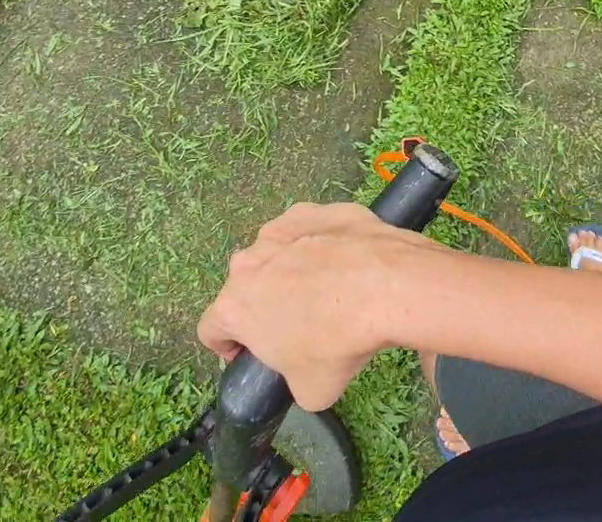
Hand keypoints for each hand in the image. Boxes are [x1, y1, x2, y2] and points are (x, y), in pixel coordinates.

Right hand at [197, 202, 449, 410]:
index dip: (228, 347)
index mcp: (234, 306)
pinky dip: (322, 241)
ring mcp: (284, 228)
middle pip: (246, 286)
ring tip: (329, 287)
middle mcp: (250, 260)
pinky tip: (347, 259)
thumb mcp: (312, 391)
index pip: (212, 330)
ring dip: (290, 268)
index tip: (250, 354)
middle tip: (297, 324)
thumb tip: (305, 376)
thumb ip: (293, 382)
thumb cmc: (340, 343)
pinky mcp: (319, 210)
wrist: (389, 286)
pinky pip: (311, 229)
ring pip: (277, 252)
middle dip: (263, 304)